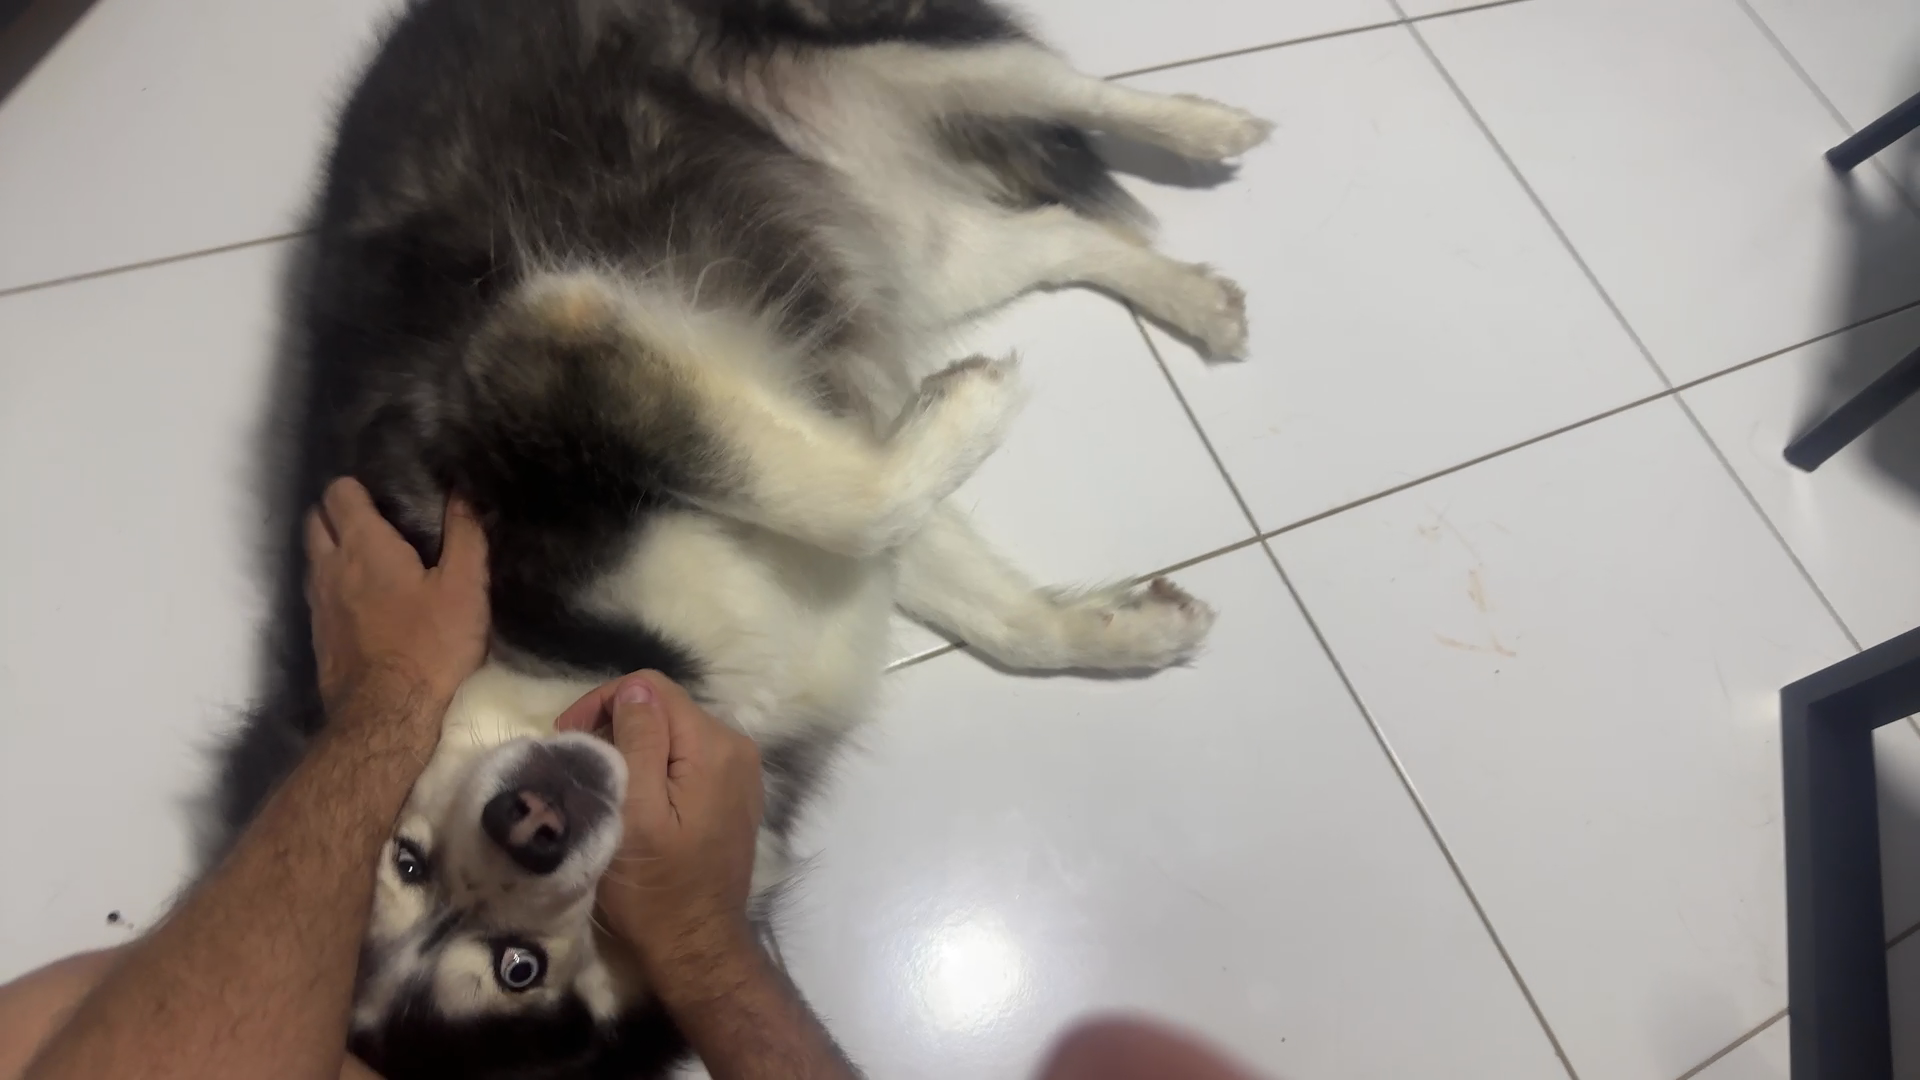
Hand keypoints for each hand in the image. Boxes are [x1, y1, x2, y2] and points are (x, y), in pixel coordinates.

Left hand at [305, 477, 489, 716]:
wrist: (388, 710)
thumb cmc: (432, 642)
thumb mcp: (465, 586)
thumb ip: (465, 536)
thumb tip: (463, 493)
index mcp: (365, 547)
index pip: (340, 495)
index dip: (359, 485)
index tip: (388, 489)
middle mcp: (330, 566)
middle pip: (317, 520)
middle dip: (340, 509)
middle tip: (380, 515)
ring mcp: (318, 600)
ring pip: (314, 554)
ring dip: (334, 543)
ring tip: (375, 551)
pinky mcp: (319, 630)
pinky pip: (321, 587)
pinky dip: (337, 576)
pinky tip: (368, 593)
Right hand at [554, 672, 763, 992]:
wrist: (698, 942)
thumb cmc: (656, 885)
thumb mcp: (634, 812)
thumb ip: (639, 743)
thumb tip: (635, 689)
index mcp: (714, 744)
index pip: (654, 688)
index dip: (605, 702)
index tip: (569, 738)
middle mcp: (737, 745)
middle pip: (667, 706)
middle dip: (618, 723)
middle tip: (579, 765)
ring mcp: (741, 767)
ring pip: (677, 730)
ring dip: (636, 744)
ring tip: (601, 781)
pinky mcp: (735, 789)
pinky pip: (692, 755)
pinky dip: (659, 762)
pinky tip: (636, 794)